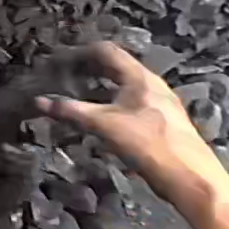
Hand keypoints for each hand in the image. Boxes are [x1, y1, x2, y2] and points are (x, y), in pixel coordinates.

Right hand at [35, 41, 227, 210]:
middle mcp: (151, 84)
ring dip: (97, 84)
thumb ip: (69, 111)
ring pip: (122, 83)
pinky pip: (128, 99)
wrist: (190, 177)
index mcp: (140, 78)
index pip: (106, 51)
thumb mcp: (102, 125)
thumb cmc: (148, 144)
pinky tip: (97, 114)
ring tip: (74, 93)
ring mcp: (158, 102)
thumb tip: (38, 101)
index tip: (57, 62)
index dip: (79, 53)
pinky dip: (108, 99)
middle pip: (115, 66)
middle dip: (86, 68)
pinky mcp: (160, 119)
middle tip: (61, 76)